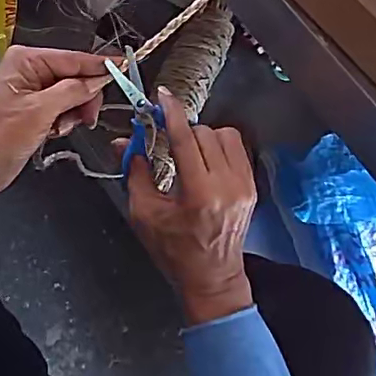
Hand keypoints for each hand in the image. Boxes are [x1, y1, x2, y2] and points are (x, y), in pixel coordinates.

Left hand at [0, 46, 110, 221]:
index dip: (100, 65)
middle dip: (84, 96)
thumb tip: (100, 78)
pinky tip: (54, 132)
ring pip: (72, 93)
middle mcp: (29, 69)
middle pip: (75, 75)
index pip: (73, 58)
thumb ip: (73, 91)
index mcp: (26, 60)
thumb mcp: (39, 112)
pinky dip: (65, 120)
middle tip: (87, 117)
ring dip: (74, 112)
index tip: (126, 67)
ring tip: (60, 128)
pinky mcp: (34, 109)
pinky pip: (63, 108)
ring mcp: (32, 90)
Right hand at [124, 91, 256, 325]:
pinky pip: (236, 148)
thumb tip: (124, 142)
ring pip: (223, 136)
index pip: (186, 139)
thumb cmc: (175, 251)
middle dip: (182, 133)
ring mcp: (244, 185)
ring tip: (188, 155)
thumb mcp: (145, 214)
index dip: (172, 113)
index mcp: (199, 194)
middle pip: (203, 133)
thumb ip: (135, 172)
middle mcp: (227, 186)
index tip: (162, 97)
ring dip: (202, 138)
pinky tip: (205, 161)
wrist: (212, 278)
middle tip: (166, 142)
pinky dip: (218, 147)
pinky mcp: (251, 186)